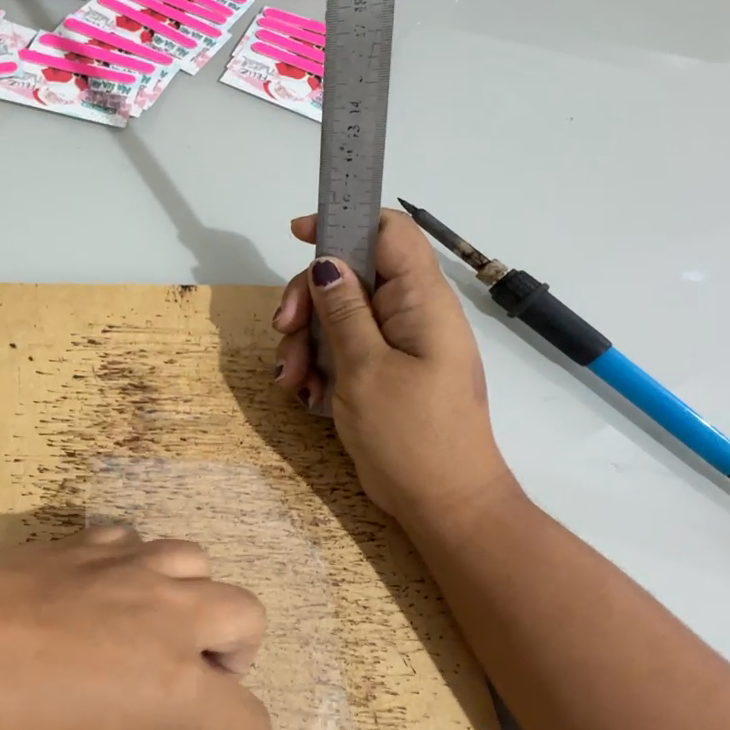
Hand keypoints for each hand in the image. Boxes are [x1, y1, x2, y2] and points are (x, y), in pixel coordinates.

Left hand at [0, 528, 269, 729]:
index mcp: (176, 683)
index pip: (247, 719)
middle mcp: (164, 612)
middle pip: (245, 616)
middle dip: (233, 660)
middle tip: (188, 690)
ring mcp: (121, 565)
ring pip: (193, 561)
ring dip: (190, 600)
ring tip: (149, 632)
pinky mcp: (78, 539)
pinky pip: (130, 538)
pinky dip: (133, 565)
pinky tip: (98, 594)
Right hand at [270, 209, 518, 529]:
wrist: (444, 506)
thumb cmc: (411, 435)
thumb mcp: (366, 369)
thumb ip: (343, 312)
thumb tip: (327, 261)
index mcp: (421, 301)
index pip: (390, 232)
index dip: (345, 222)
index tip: (298, 237)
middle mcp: (410, 313)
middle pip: (349, 274)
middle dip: (308, 299)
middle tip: (284, 330)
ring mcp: (396, 343)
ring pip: (336, 314)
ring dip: (305, 341)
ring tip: (294, 382)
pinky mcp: (382, 371)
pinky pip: (341, 349)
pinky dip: (317, 365)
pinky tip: (305, 395)